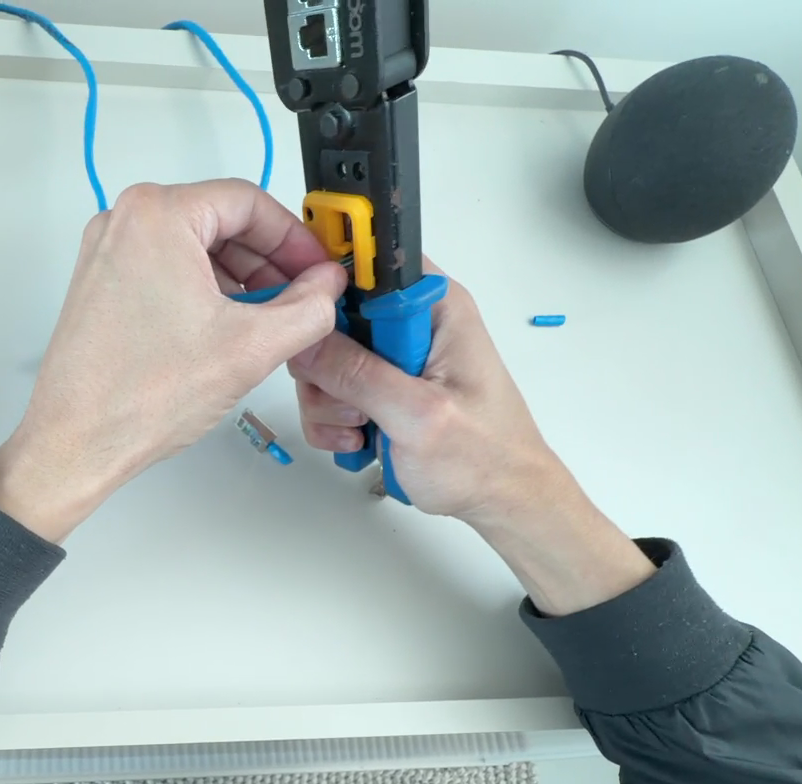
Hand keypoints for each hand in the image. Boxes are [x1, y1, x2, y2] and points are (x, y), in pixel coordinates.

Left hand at [0, 180, 347, 542]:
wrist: (76, 445)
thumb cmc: (138, 398)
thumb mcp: (249, 348)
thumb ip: (307, 309)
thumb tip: (326, 287)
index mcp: (156, 217)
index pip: (249, 202)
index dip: (295, 239)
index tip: (316, 270)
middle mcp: (122, 225)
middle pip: (219, 223)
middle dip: (268, 263)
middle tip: (300, 299)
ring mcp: (106, 258)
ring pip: (192, 251)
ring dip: (238, 282)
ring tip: (266, 324)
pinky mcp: (100, 290)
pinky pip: (165, 275)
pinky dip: (202, 296)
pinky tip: (224, 332)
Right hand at [290, 259, 654, 614]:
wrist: (498, 500)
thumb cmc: (480, 457)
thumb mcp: (417, 415)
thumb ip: (358, 375)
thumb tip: (303, 341)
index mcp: (433, 307)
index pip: (367, 266)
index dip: (328, 290)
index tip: (312, 334)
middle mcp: (408, 324)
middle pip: (331, 320)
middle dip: (325, 369)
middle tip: (353, 408)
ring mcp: (389, 359)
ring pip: (321, 362)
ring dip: (327, 405)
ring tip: (362, 432)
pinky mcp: (376, 389)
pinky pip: (328, 393)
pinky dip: (331, 423)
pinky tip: (357, 441)